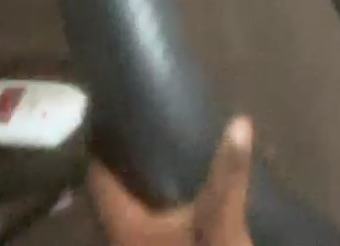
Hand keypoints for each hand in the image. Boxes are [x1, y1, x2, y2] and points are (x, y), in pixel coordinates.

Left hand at [90, 118, 253, 245]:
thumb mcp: (221, 226)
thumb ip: (228, 175)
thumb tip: (240, 121)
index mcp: (124, 227)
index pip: (99, 177)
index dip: (103, 142)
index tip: (115, 108)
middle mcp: (119, 244)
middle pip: (109, 196)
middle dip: (125, 162)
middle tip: (146, 123)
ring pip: (125, 215)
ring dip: (137, 187)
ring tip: (161, 151)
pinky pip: (140, 231)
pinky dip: (150, 208)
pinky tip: (174, 197)